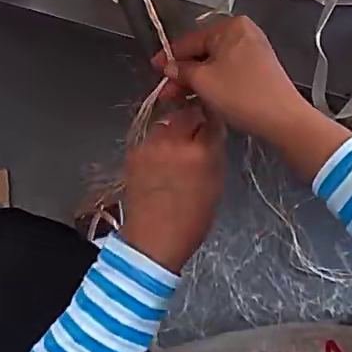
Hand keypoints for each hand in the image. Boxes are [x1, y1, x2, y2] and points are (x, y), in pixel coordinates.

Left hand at [123, 103, 225, 272]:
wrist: (153, 239)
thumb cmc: (192, 218)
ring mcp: (151, 145)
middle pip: (188, 112)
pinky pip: (151, 137)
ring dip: (175, 129)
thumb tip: (213, 131)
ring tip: (177, 148)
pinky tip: (161, 160)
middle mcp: (174, 141)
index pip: (212, 118)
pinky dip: (159, 143)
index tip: (214, 126)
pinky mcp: (134, 152)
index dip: (214, 121)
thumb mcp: (216, 183)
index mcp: (201, 151)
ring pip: (168, 122)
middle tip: (197, 134)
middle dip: (195, 118)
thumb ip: (215, 151)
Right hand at [156, 17, 350, 180]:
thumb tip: (169, 66)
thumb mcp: (203, 81)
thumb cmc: (240, 94)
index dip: (170, 56)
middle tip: (166, 92)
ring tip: (178, 98)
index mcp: (231, 27)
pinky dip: (213, 83)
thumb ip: (182, 70)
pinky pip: (228, 71)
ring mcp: (254, 51)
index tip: (154, 69)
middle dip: (183, 73)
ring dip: (196, 80)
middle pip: (203, 51)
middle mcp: (244, 33)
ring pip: (215, 64)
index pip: (190, 40)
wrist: (283, 119)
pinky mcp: (260, 70)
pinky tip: (200, 96)